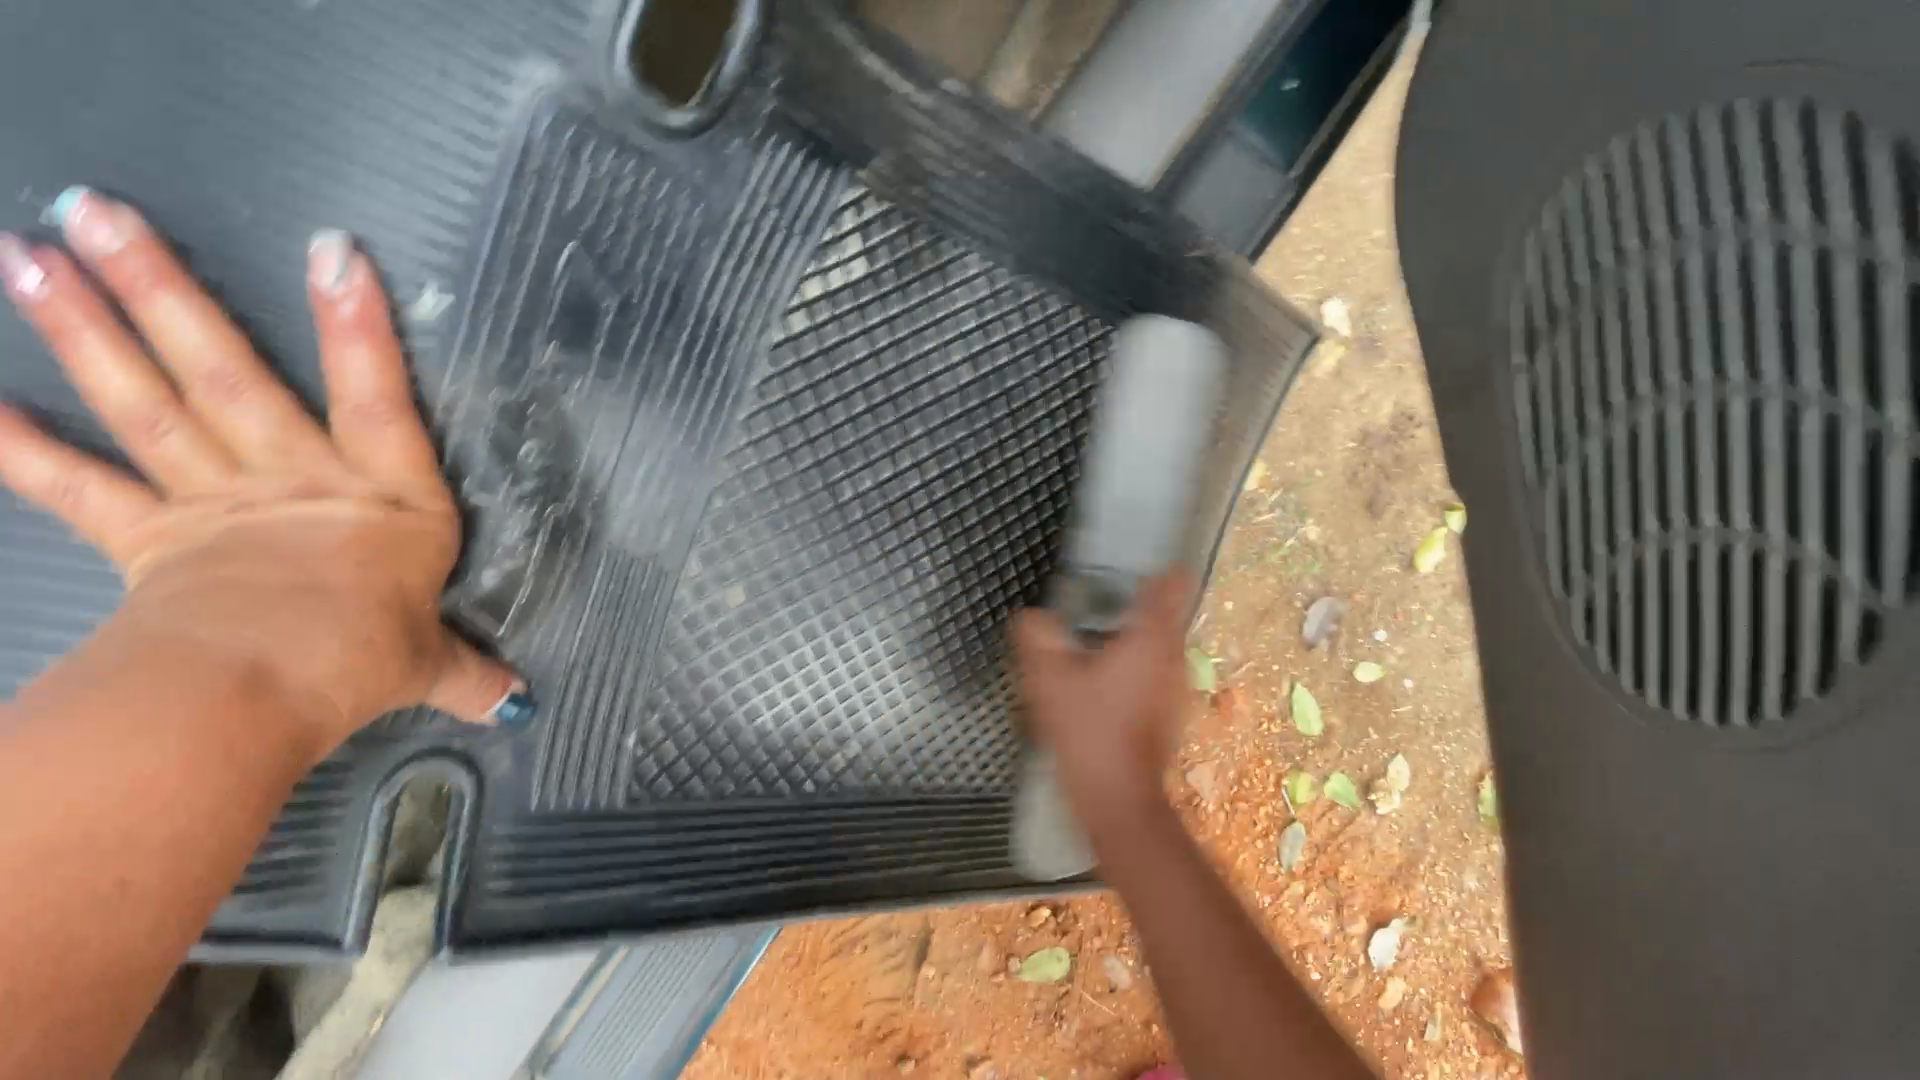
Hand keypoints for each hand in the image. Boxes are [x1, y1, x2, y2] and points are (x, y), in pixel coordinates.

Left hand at [0, 188, 529, 760]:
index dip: (358, 327)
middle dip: (167, 293)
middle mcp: (295, 480)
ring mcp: (213, 502)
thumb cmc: (360, 659)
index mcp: (382, 498)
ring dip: (88, 331)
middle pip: (228, 376)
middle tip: (99, 210)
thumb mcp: (429, 663)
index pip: (377, 399)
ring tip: (28, 253)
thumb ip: (469, 669)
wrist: (254, 694)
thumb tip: (515, 700)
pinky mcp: (147, 539)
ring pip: (149, 405)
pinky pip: (77, 486)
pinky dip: (23, 446)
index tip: (332, 250)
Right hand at [1012, 572, 1191, 833]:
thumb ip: (1037, 638)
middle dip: (1135, 606)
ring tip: (1095, 643)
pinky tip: (1101, 683)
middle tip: (1097, 606)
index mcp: (1149, 638)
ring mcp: (1176, 686)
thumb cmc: (1088, 731)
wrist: (1118, 798)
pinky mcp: (1170, 711)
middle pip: (1164, 614)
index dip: (1156, 570)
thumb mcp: (1049, 679)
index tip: (1136, 566)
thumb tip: (1029, 617)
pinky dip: (1134, 668)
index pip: (1168, 586)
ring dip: (1133, 639)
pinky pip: (1155, 672)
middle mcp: (1172, 657)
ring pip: (1160, 646)